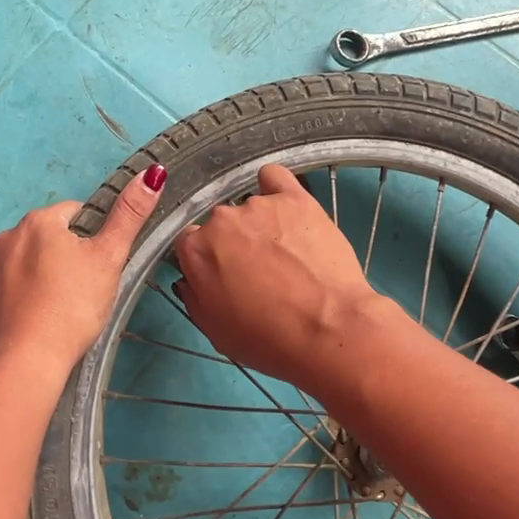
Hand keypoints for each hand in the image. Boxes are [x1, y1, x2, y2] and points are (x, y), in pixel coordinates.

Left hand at [0, 164, 166, 374]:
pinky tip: (36, 326)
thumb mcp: (110, 258)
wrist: (24, 367)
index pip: (75, 214)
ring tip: (61, 311)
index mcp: (38, 222)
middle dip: (66, 258)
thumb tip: (152, 173)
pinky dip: (22, 303)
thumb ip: (130, 214)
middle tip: (85, 291)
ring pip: (26, 265)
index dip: (94, 238)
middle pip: (48, 239)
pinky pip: (7, 293)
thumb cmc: (72, 307)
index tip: (100, 267)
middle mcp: (6, 239)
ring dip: (42, 279)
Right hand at [173, 164, 398, 394]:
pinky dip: (275, 188)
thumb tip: (190, 278)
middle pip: (220, 224)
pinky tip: (286, 207)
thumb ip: (194, 297)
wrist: (329, 330)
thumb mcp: (216, 333)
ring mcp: (259, 204)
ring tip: (287, 253)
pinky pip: (274, 178)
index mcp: (195, 250)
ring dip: (260, 225)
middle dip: (233, 244)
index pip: (190, 243)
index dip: (208, 261)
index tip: (225, 277)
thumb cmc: (269, 340)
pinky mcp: (295, 198)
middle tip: (259, 272)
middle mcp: (221, 219)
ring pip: (250, 208)